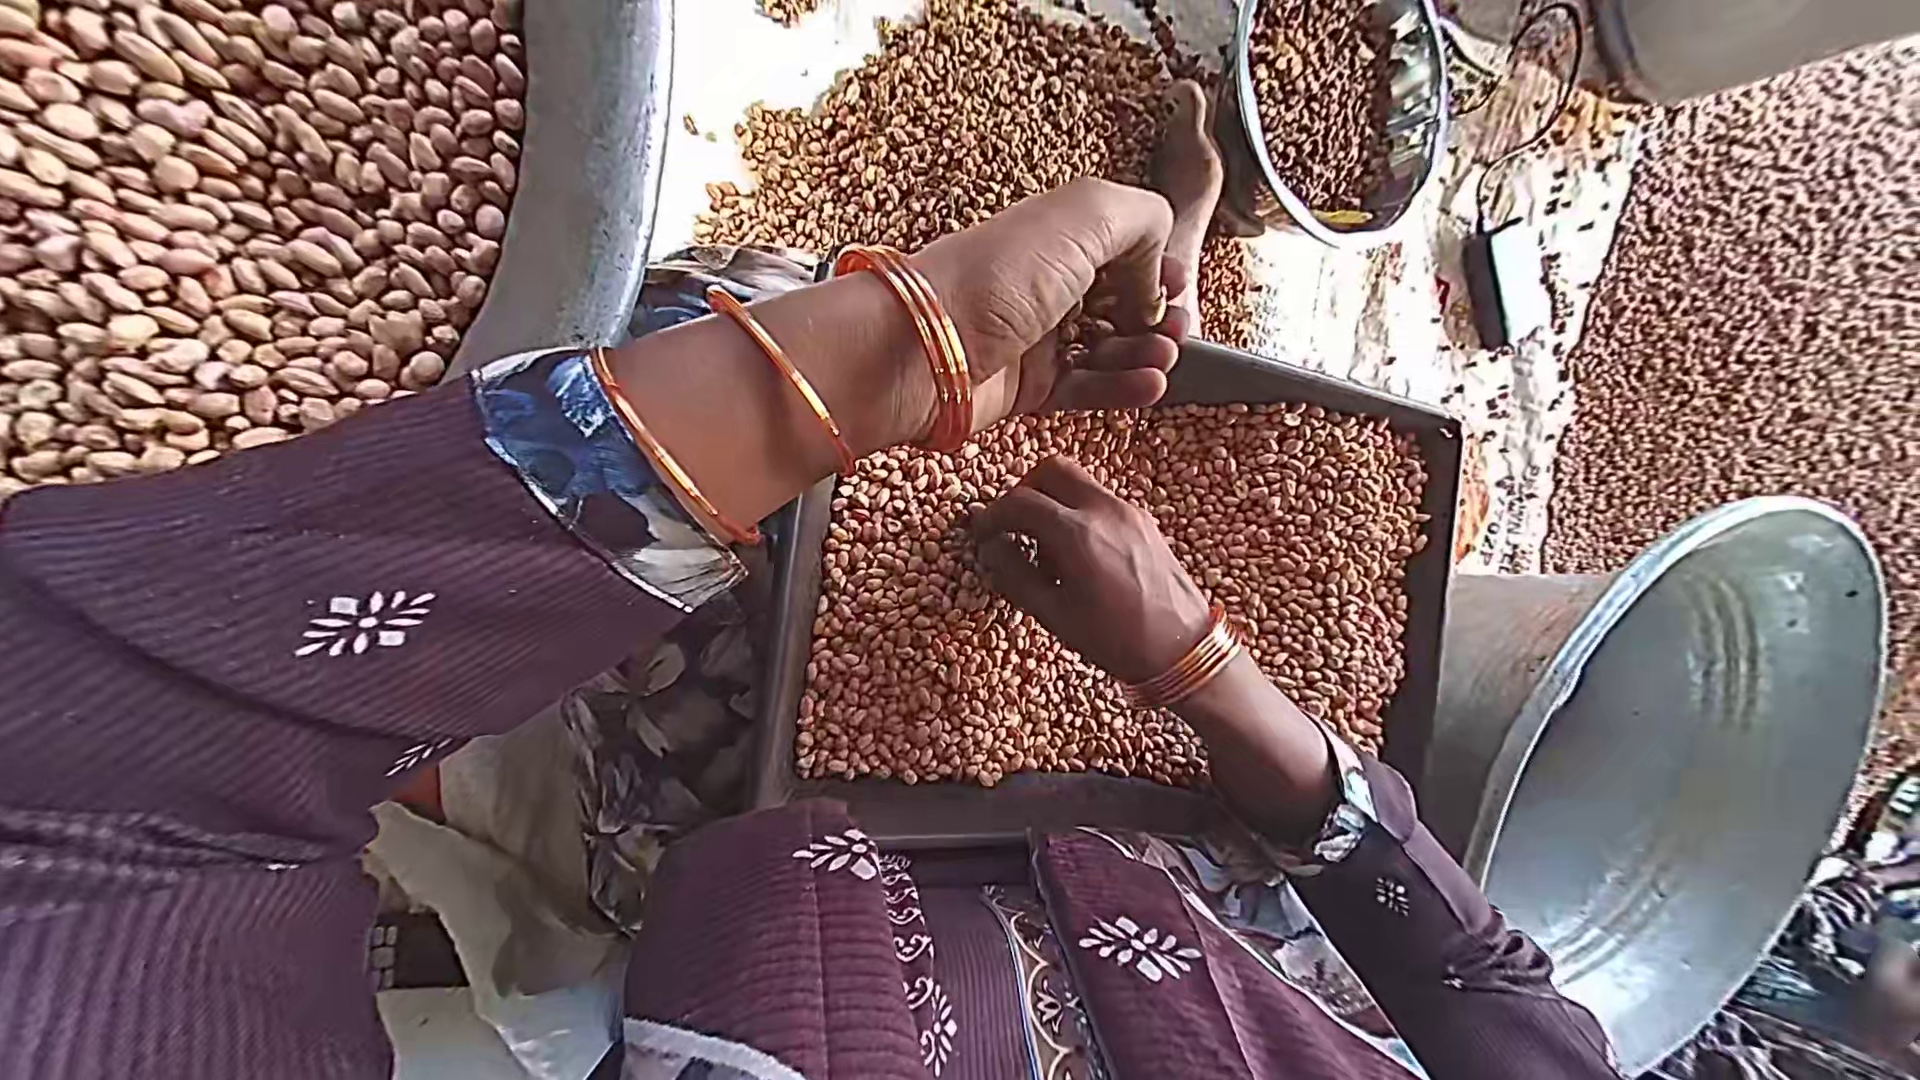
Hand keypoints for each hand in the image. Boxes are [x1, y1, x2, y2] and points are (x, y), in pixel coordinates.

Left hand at [909, 178, 1191, 434]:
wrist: (925, 351)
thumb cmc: (998, 277)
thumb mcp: (1084, 216)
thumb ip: (1141, 221)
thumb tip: (1157, 271)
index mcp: (1054, 238)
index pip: (1119, 250)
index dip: (1154, 268)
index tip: (1179, 288)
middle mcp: (1044, 287)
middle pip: (1116, 302)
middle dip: (1155, 315)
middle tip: (1177, 330)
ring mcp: (1034, 341)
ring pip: (1105, 349)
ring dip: (1143, 353)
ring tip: (1165, 358)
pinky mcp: (1027, 390)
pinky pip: (1084, 389)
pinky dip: (1120, 388)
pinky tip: (1150, 386)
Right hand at [972, 455, 1212, 683]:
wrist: (1183, 649)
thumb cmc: (1117, 640)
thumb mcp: (1053, 614)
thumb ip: (1014, 573)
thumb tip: (991, 547)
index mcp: (1077, 535)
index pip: (1020, 502)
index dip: (992, 515)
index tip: (983, 533)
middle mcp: (1104, 511)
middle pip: (1051, 470)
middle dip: (1023, 491)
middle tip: (1012, 525)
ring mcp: (1127, 511)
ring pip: (1077, 481)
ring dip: (1051, 499)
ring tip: (1045, 546)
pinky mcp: (1142, 519)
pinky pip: (1098, 498)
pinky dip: (1076, 510)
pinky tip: (1076, 551)